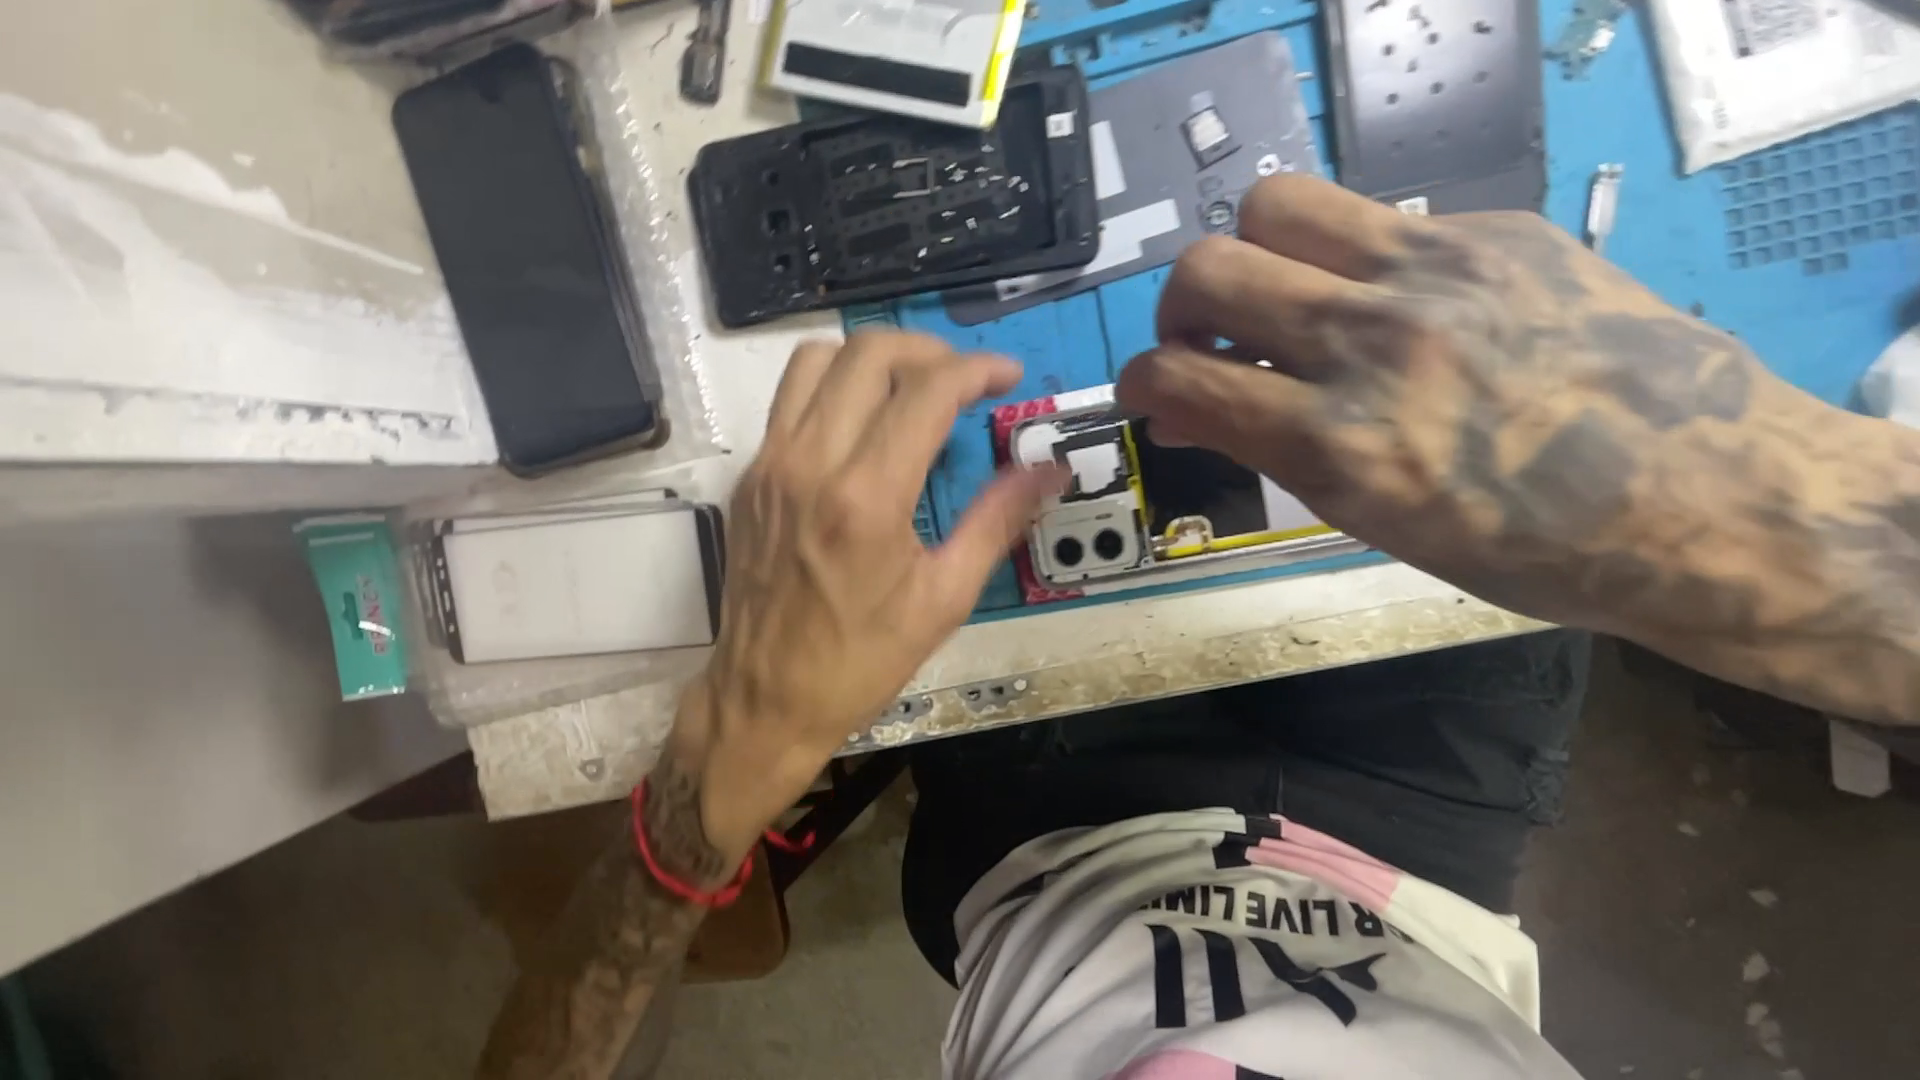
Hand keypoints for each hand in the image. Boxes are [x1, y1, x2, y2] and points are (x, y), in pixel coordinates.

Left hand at [672, 332, 1062, 859]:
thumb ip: (998, 520)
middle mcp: (811, 462)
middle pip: (868, 352)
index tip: (1006, 377)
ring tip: (910, 391)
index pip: (927, 389)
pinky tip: (863, 430)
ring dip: (872, 359)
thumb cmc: (861, 661)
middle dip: (928, 350)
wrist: (765, 700)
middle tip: (962, 381)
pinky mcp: (750, 477)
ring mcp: (770, 464)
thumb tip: (1052, 471)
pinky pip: (790, 400)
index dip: (977, 369)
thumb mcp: (945, 598)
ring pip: (817, 359)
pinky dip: (833, 390)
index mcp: (867, 496)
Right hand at [1116, 175, 1913, 716]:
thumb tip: (1184, 410)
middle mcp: (1373, 342)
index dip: (1140, 382)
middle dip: (1180, 311)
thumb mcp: (1369, 518)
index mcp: (1338, 443)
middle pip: (1207, 268)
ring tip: (1278, 298)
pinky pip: (1371, 217)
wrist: (1703, 501)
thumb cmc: (1519, 545)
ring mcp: (1436, 272)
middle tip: (1207, 342)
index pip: (1182, 377)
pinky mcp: (1493, 231)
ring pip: (1274, 205)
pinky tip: (1382, 301)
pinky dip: (1342, 260)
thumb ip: (1265, 450)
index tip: (1147, 390)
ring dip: (1249, 255)